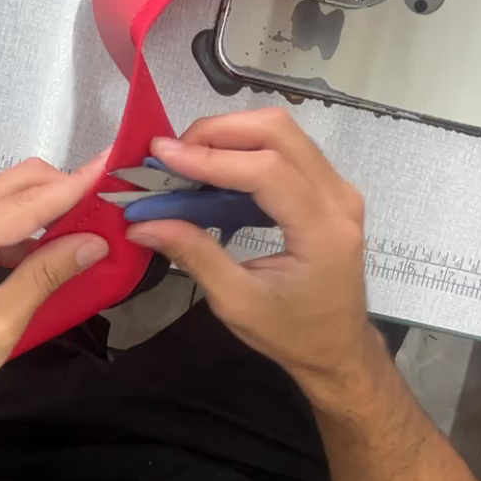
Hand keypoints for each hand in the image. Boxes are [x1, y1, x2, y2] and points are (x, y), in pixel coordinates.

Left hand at [0, 157, 109, 417]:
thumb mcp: (1, 324)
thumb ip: (46, 276)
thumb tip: (93, 242)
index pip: (27, 202)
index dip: (74, 186)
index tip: (112, 167)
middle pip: (18, 182)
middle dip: (66, 187)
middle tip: (109, 201)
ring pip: (10, 193)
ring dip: (50, 202)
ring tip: (92, 220)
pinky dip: (31, 222)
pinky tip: (57, 242)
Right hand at [124, 108, 385, 402]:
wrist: (337, 348)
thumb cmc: (291, 333)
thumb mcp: (236, 301)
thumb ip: (193, 254)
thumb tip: (142, 224)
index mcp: (322, 231)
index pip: (267, 171)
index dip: (211, 158)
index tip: (163, 156)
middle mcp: (338, 199)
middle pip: (279, 132)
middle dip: (219, 131)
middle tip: (173, 153)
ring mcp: (337, 190)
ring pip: (282, 133)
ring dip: (229, 135)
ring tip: (186, 159)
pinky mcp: (326, 190)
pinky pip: (285, 150)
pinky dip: (243, 150)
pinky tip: (211, 170)